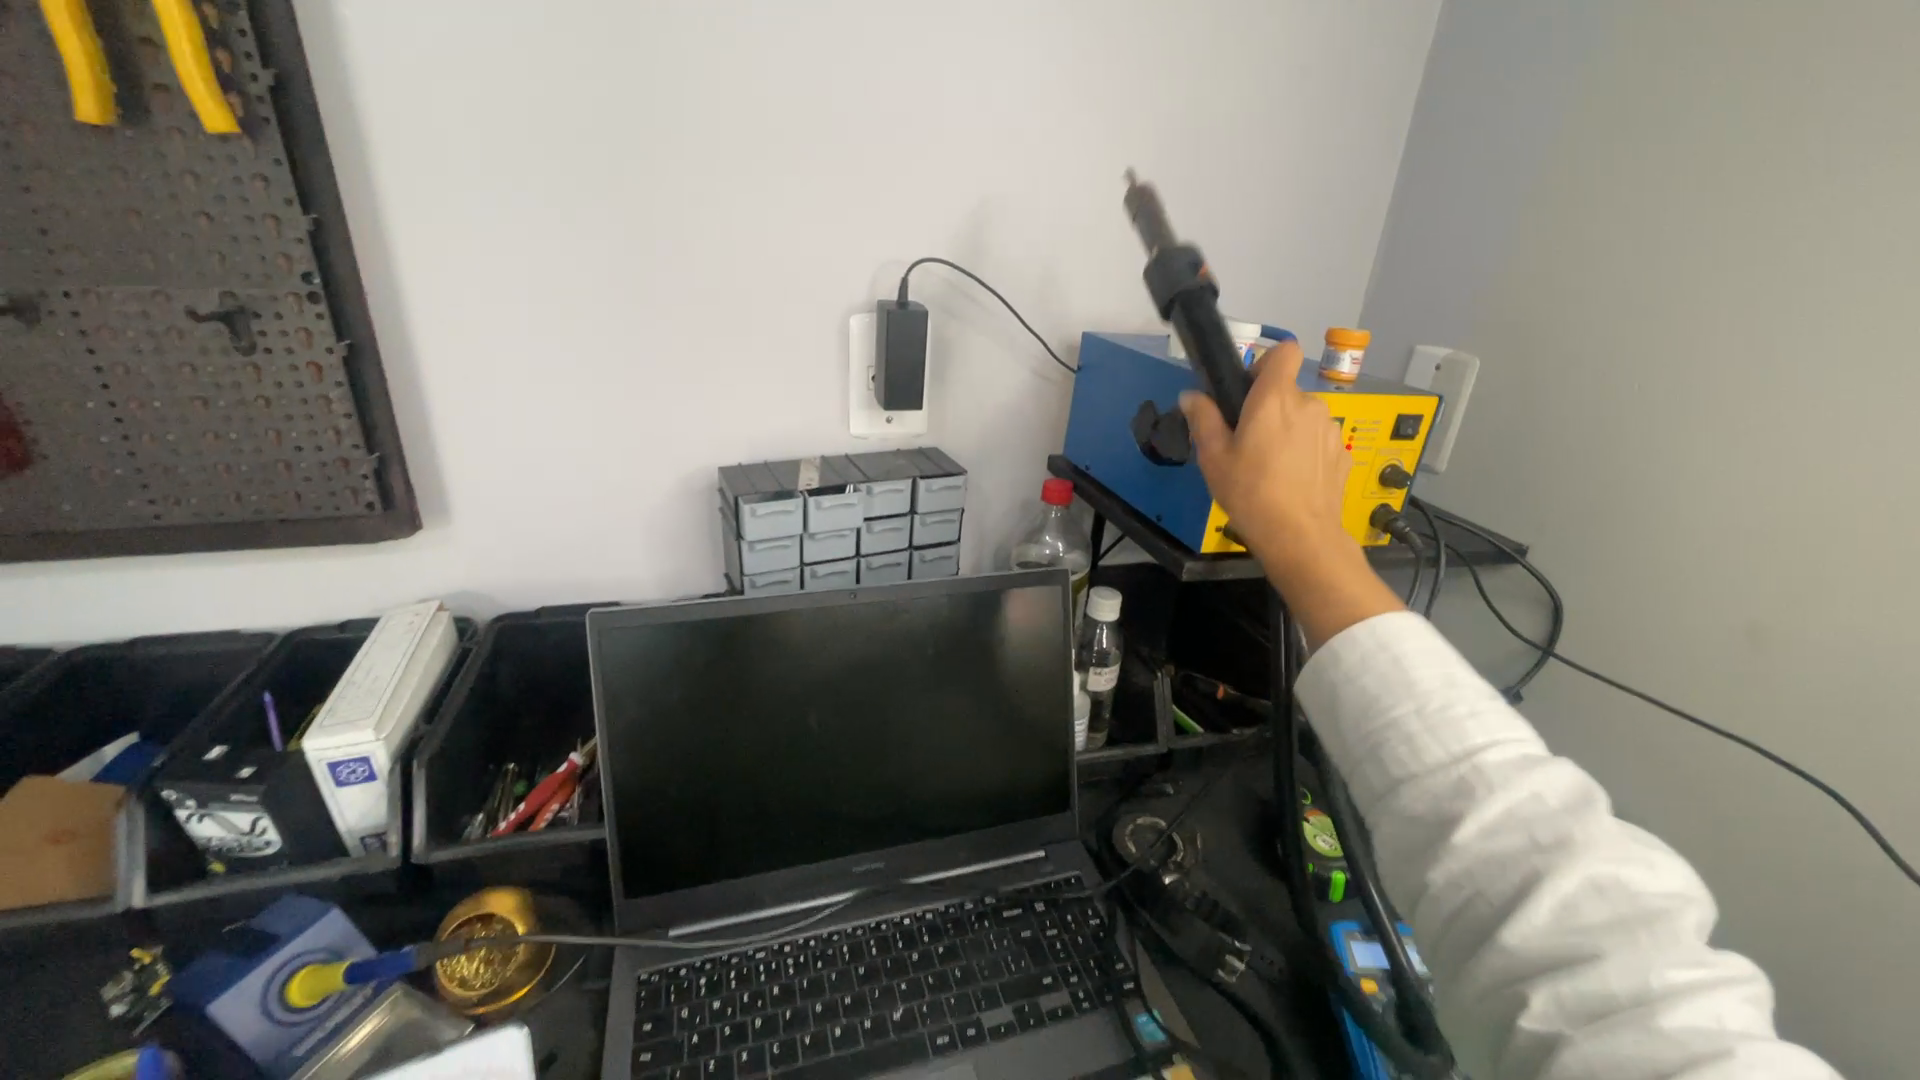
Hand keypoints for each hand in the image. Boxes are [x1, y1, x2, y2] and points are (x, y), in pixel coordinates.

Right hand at [1180, 341, 1403, 645]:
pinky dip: (1306, 452)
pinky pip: (1318, 441)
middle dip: (1269, 410)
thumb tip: (1191, 396)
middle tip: (1247, 443)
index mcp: (1274, 398)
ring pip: (1304, 418)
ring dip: (1289, 432)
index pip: (1284, 351)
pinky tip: (1292, 480)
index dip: (1266, 363)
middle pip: (1287, 392)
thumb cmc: (1250, 493)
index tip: (1249, 388)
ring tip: (1271, 467)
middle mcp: (1309, 404)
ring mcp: (1330, 429)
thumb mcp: (1213, 458)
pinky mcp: (1343, 453)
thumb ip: (1203, 419)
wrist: (1300, 536)